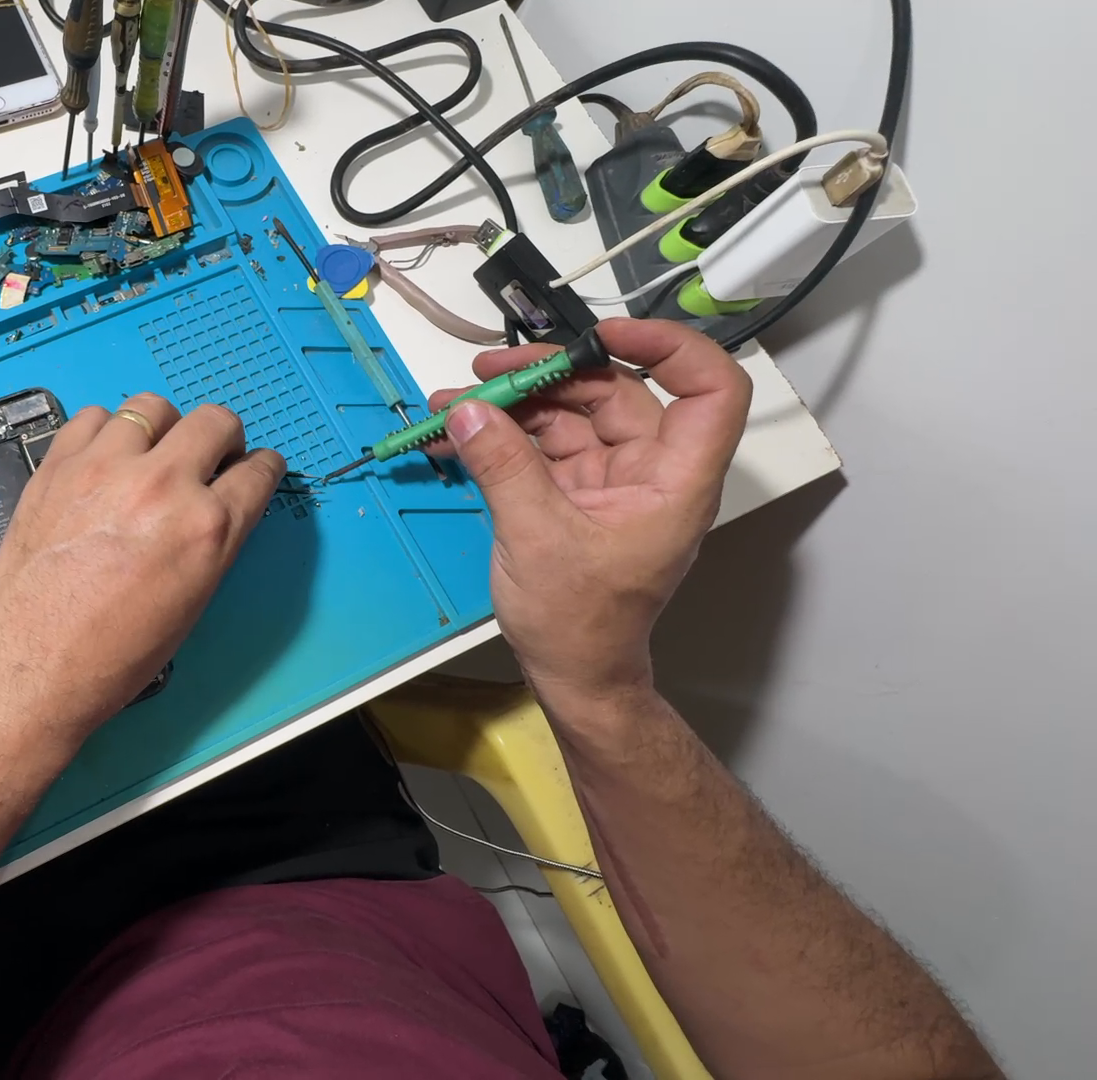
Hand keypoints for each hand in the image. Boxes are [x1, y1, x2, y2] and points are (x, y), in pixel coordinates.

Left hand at [0, 393, 284, 745]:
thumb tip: (216, 505)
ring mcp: (106, 468)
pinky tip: (102, 460)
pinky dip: (105, 432)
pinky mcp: (57, 465)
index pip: (258, 472)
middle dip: (223, 438)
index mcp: (207, 528)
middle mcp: (163, 485)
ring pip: (153, 407)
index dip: (262, 468)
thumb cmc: (115, 656)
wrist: (30, 667)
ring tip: (149, 457)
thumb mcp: (192, 603)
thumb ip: (213, 540)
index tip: (253, 468)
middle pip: (215, 421)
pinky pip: (93, 416)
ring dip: (162, 429)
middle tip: (207, 460)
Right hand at [426, 319, 750, 708]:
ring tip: (449, 404)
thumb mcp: (535, 538)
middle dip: (546, 375)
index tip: (600, 335)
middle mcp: (644, 469)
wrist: (568, 670)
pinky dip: (496, 439)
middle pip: (612, 393)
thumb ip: (502, 467)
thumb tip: (466, 410)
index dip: (668, 347)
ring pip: (565, 417)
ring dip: (509, 406)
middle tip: (484, 371)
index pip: (708, 390)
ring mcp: (602, 480)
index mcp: (672, 479)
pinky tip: (452, 436)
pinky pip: (534, 449)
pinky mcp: (565, 493)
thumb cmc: (576, 618)